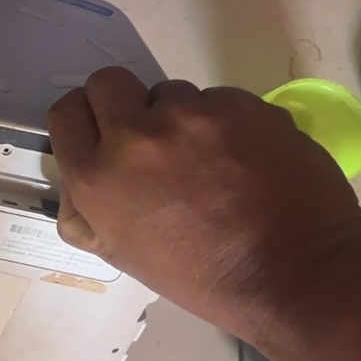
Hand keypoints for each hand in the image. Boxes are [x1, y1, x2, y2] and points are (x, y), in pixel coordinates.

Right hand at [47, 67, 360, 341]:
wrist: (294, 277)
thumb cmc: (197, 274)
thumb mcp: (116, 252)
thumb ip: (82, 207)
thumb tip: (81, 175)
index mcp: (95, 176)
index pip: (66, 111)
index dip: (84, 119)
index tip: (103, 132)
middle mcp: (134, 136)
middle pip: (108, 82)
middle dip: (123, 102)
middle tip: (149, 134)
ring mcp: (189, 116)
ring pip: (169, 92)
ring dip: (180, 116)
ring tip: (208, 157)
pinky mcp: (241, 106)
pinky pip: (219, 100)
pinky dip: (226, 123)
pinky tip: (244, 158)